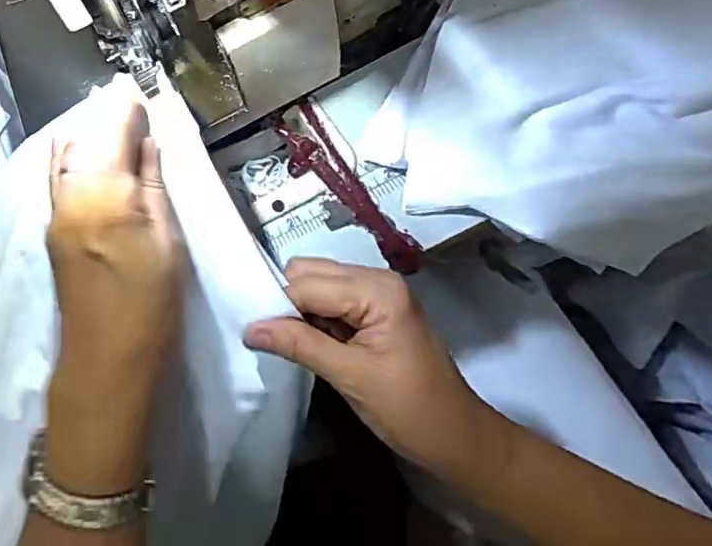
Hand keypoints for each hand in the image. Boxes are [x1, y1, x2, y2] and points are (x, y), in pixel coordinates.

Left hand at [42, 94, 183, 493]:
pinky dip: (67, 153)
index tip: (137, 92)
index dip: (126, 112)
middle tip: (123, 98)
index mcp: (108, 195)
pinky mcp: (51, 228)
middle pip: (85, 139)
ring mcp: (56, 212)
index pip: (115, 137)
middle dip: (103, 116)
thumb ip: (153, 186)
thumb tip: (148, 143)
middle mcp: (74, 195)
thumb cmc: (150, 304)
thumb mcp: (168, 242)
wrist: (103, 363)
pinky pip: (56, 175)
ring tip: (105, 116)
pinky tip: (76, 145)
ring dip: (85, 131)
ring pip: (65, 155)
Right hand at [244, 258, 512, 480]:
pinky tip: (318, 343)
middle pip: (311, 272)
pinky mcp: (376, 305)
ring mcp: (378, 289)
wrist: (460, 439)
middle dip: (290, 302)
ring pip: (319, 281)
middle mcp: (377, 277)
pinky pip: (333, 296)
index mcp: (377, 289)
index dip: (280, 307)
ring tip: (301, 345)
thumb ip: (299, 345)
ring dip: (303, 309)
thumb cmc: (411, 410)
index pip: (308, 283)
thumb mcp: (351, 378)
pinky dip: (318, 316)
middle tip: (280, 341)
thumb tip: (250, 328)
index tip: (256, 332)